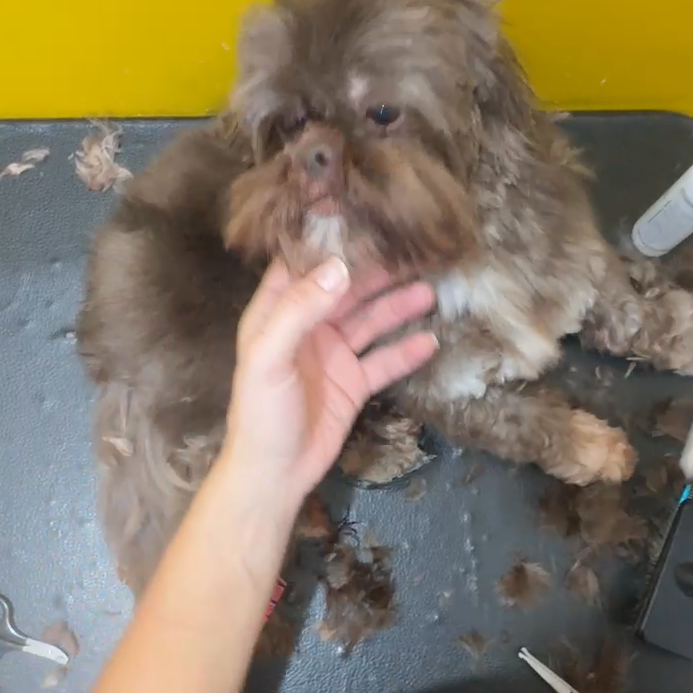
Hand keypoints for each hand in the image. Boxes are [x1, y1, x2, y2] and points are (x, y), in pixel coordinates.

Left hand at [217, 255, 438, 515]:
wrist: (275, 473)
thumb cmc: (261, 413)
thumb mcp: (270, 356)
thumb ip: (300, 310)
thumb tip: (340, 268)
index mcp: (278, 314)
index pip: (304, 266)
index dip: (331, 243)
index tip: (365, 219)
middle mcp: (308, 328)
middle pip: (346, 290)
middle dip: (377, 272)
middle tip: (413, 252)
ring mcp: (333, 355)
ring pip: (371, 322)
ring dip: (397, 306)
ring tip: (430, 289)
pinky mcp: (353, 384)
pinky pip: (384, 362)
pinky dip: (406, 351)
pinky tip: (431, 341)